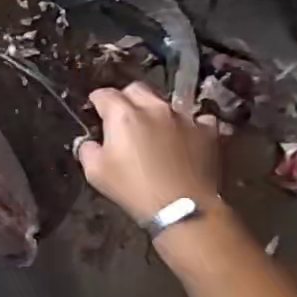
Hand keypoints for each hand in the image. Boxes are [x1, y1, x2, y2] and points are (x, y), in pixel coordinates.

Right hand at [75, 81, 226, 222]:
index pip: (104, 94)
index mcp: (123, 115)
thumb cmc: (133, 188)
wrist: (183, 207)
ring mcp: (185, 118)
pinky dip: (189, 125)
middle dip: (126, 98)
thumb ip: (88, 149)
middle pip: (137, 89)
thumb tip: (92, 143)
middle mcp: (154, 109)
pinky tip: (185, 137)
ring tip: (154, 130)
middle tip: (122, 117)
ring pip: (166, 103)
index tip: (95, 110)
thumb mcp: (95, 172)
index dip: (97, 101)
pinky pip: (198, 119)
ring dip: (156, 112)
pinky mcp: (209, 132)